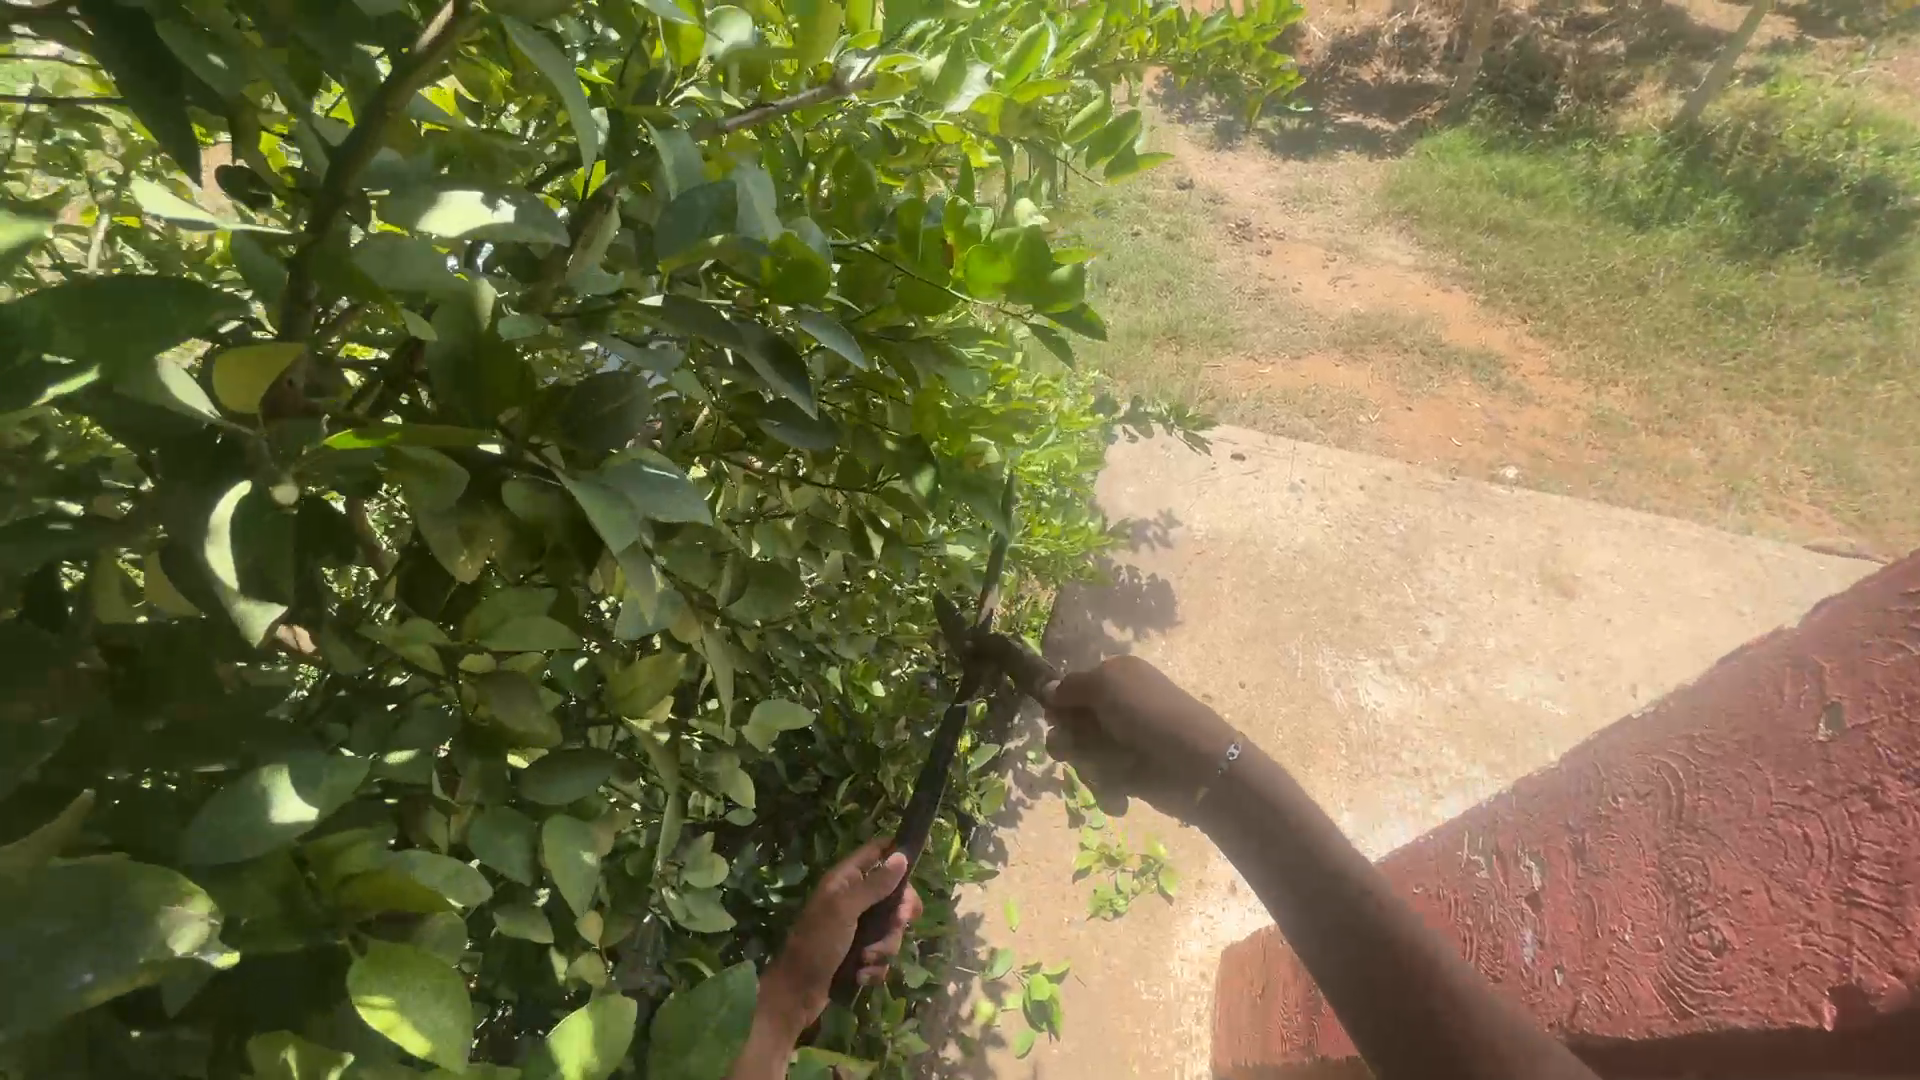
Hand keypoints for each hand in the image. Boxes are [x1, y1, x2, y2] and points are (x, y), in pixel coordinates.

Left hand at [758, 837, 924, 1038]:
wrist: (795, 995)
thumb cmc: (816, 943)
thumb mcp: (844, 909)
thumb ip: (874, 884)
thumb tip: (902, 857)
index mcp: (847, 879)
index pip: (876, 851)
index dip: (896, 853)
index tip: (915, 866)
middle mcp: (854, 899)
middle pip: (894, 894)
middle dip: (899, 913)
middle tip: (898, 923)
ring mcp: (858, 928)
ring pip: (891, 928)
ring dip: (884, 946)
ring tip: (866, 959)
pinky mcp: (860, 954)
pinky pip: (882, 954)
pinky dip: (874, 967)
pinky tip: (861, 976)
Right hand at [1043, 655, 1238, 819]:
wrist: (1196, 764)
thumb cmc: (1148, 714)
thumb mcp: (1106, 684)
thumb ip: (1070, 686)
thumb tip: (1047, 689)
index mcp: (1114, 677)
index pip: (1068, 690)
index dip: (1059, 707)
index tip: (1058, 719)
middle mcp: (1116, 706)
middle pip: (1068, 725)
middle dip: (1070, 740)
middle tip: (1081, 747)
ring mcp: (1121, 741)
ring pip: (1079, 755)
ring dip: (1088, 765)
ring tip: (1108, 771)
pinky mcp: (1127, 774)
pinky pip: (1099, 780)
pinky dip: (1105, 787)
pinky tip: (1119, 792)